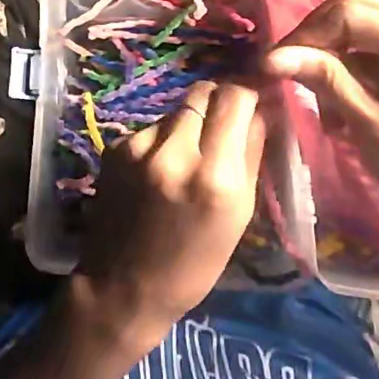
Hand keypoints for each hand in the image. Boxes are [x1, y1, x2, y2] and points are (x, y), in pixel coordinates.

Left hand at [77, 81, 264, 331]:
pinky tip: (161, 169)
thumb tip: (264, 109)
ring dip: (191, 122)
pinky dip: (163, 139)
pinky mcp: (114, 147)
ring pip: (177, 109)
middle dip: (220, 101)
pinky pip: (151, 127)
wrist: (122, 287)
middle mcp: (174, 152)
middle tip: (226, 121)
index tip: (256, 98)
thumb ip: (252, 154)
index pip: (235, 99)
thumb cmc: (194, 263)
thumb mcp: (238, 215)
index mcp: (214, 176)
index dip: (249, 91)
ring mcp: (137, 146)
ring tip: (191, 155)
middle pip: (203, 92)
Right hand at [264, 0, 378, 246]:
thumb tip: (271, 58)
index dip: (308, 34)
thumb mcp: (376, 134)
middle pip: (359, 0)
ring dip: (330, 44)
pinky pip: (375, 30)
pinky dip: (348, 54)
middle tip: (292, 73)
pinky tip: (343, 90)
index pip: (357, 12)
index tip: (274, 68)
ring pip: (362, 10)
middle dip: (316, 34)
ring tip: (322, 91)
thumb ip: (329, 85)